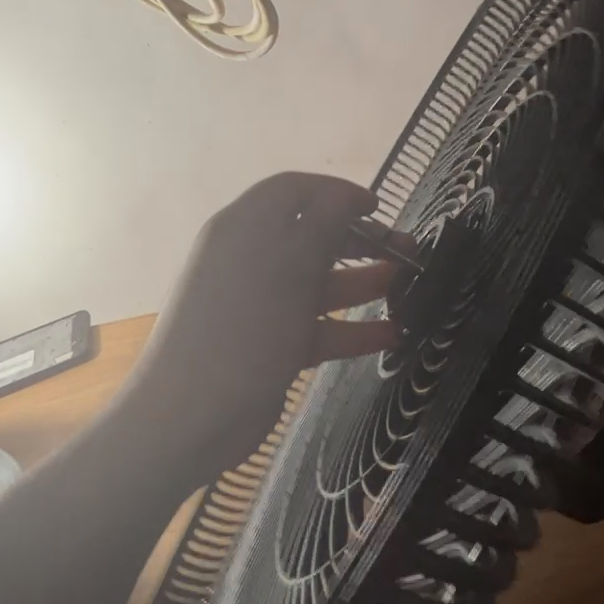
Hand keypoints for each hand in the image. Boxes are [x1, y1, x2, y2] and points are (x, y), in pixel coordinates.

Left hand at [131, 173, 405, 481]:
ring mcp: (262, 303)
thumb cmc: (247, 322)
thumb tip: (347, 195)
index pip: (294, 189)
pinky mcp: (271, 342)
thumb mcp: (292, 262)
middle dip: (362, 239)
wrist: (194, 414)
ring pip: (320, 282)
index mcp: (247, 226)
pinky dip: (353, 328)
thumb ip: (325, 221)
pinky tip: (392, 333)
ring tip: (409, 285)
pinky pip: (318, 325)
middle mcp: (253, 257)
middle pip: (314, 235)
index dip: (337, 192)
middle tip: (407, 249)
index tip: (378, 206)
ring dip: (365, 282)